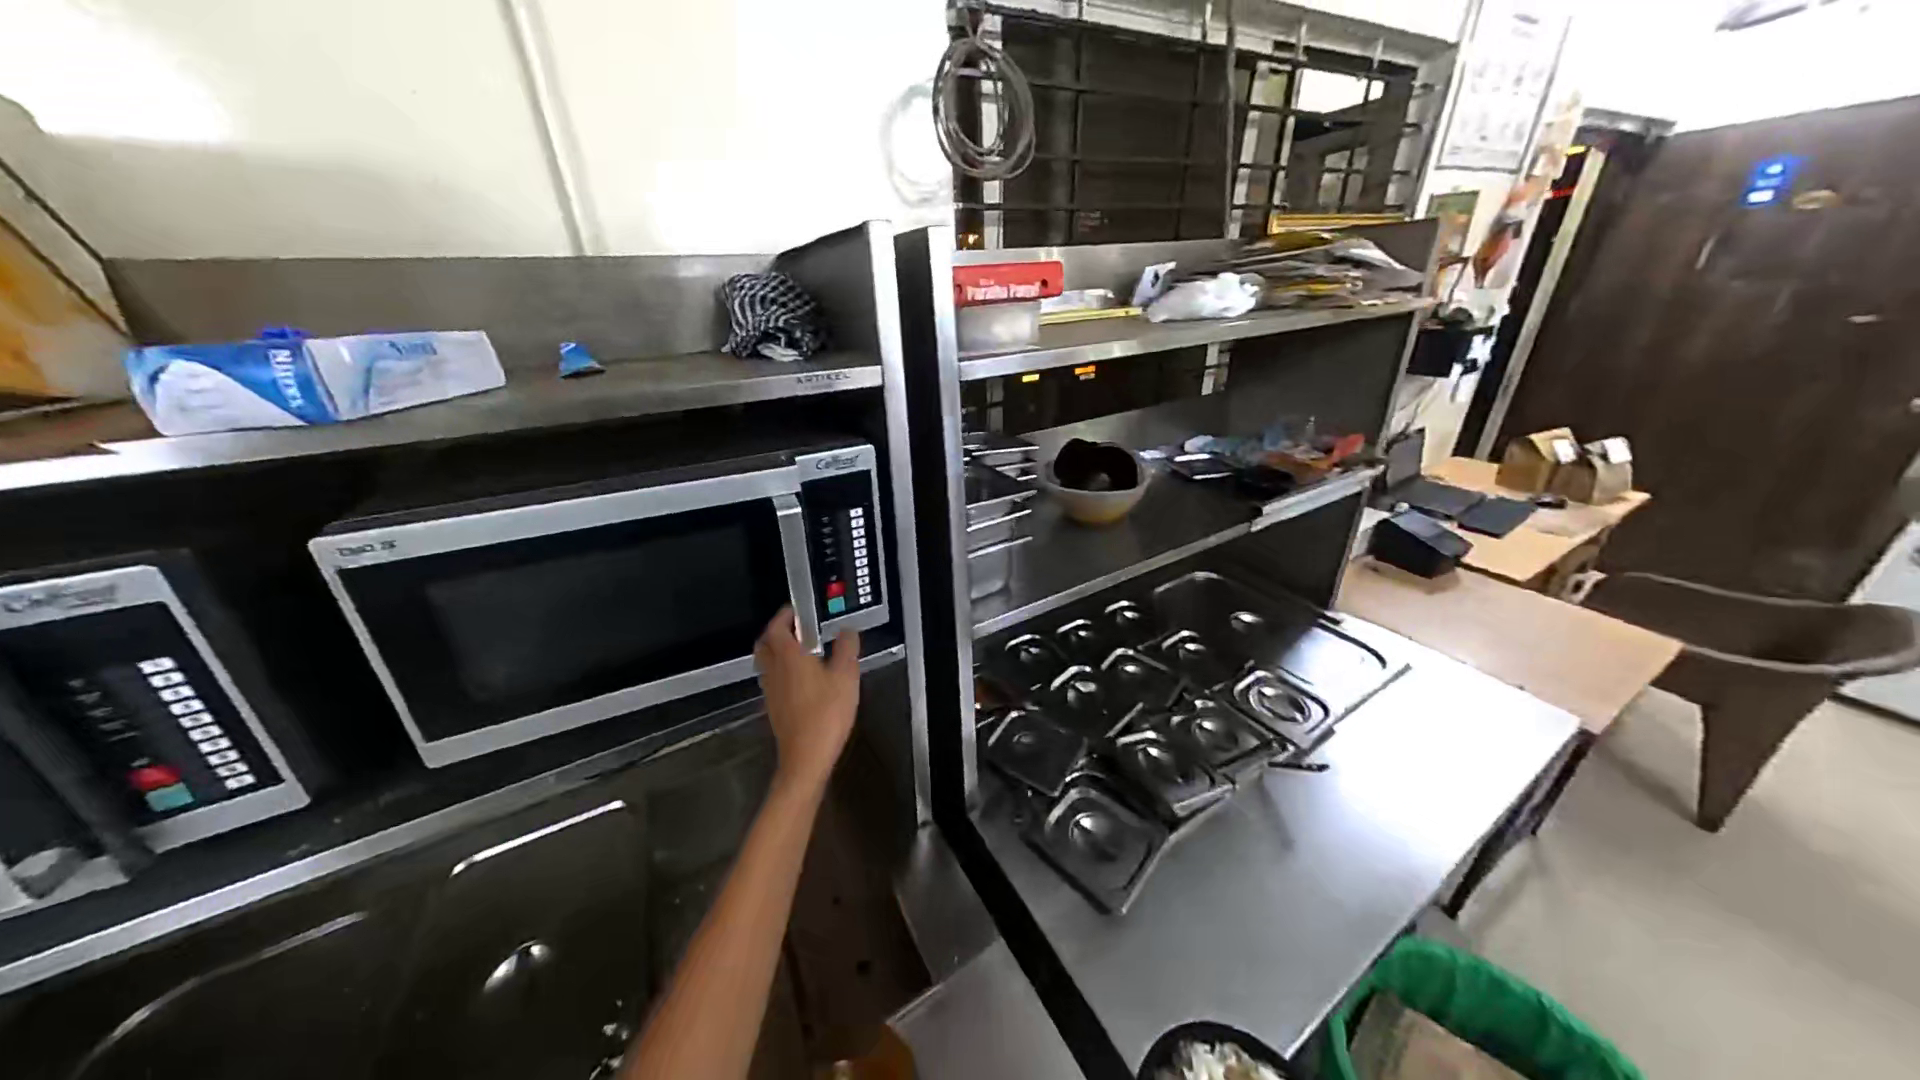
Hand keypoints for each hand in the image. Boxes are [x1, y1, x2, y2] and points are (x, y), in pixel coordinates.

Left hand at [754, 607, 859, 794]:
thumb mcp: (846, 676)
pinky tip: (801, 679)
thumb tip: (847, 631)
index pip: (777, 626)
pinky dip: (781, 670)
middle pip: (765, 643)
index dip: (784, 615)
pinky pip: (772, 679)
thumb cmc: (826, 713)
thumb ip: (847, 649)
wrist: (806, 756)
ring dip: (778, 651)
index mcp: (789, 656)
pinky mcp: (773, 707)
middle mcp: (774, 670)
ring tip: (800, 651)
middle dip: (777, 631)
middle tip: (795, 628)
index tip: (796, 611)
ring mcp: (770, 690)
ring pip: (766, 661)